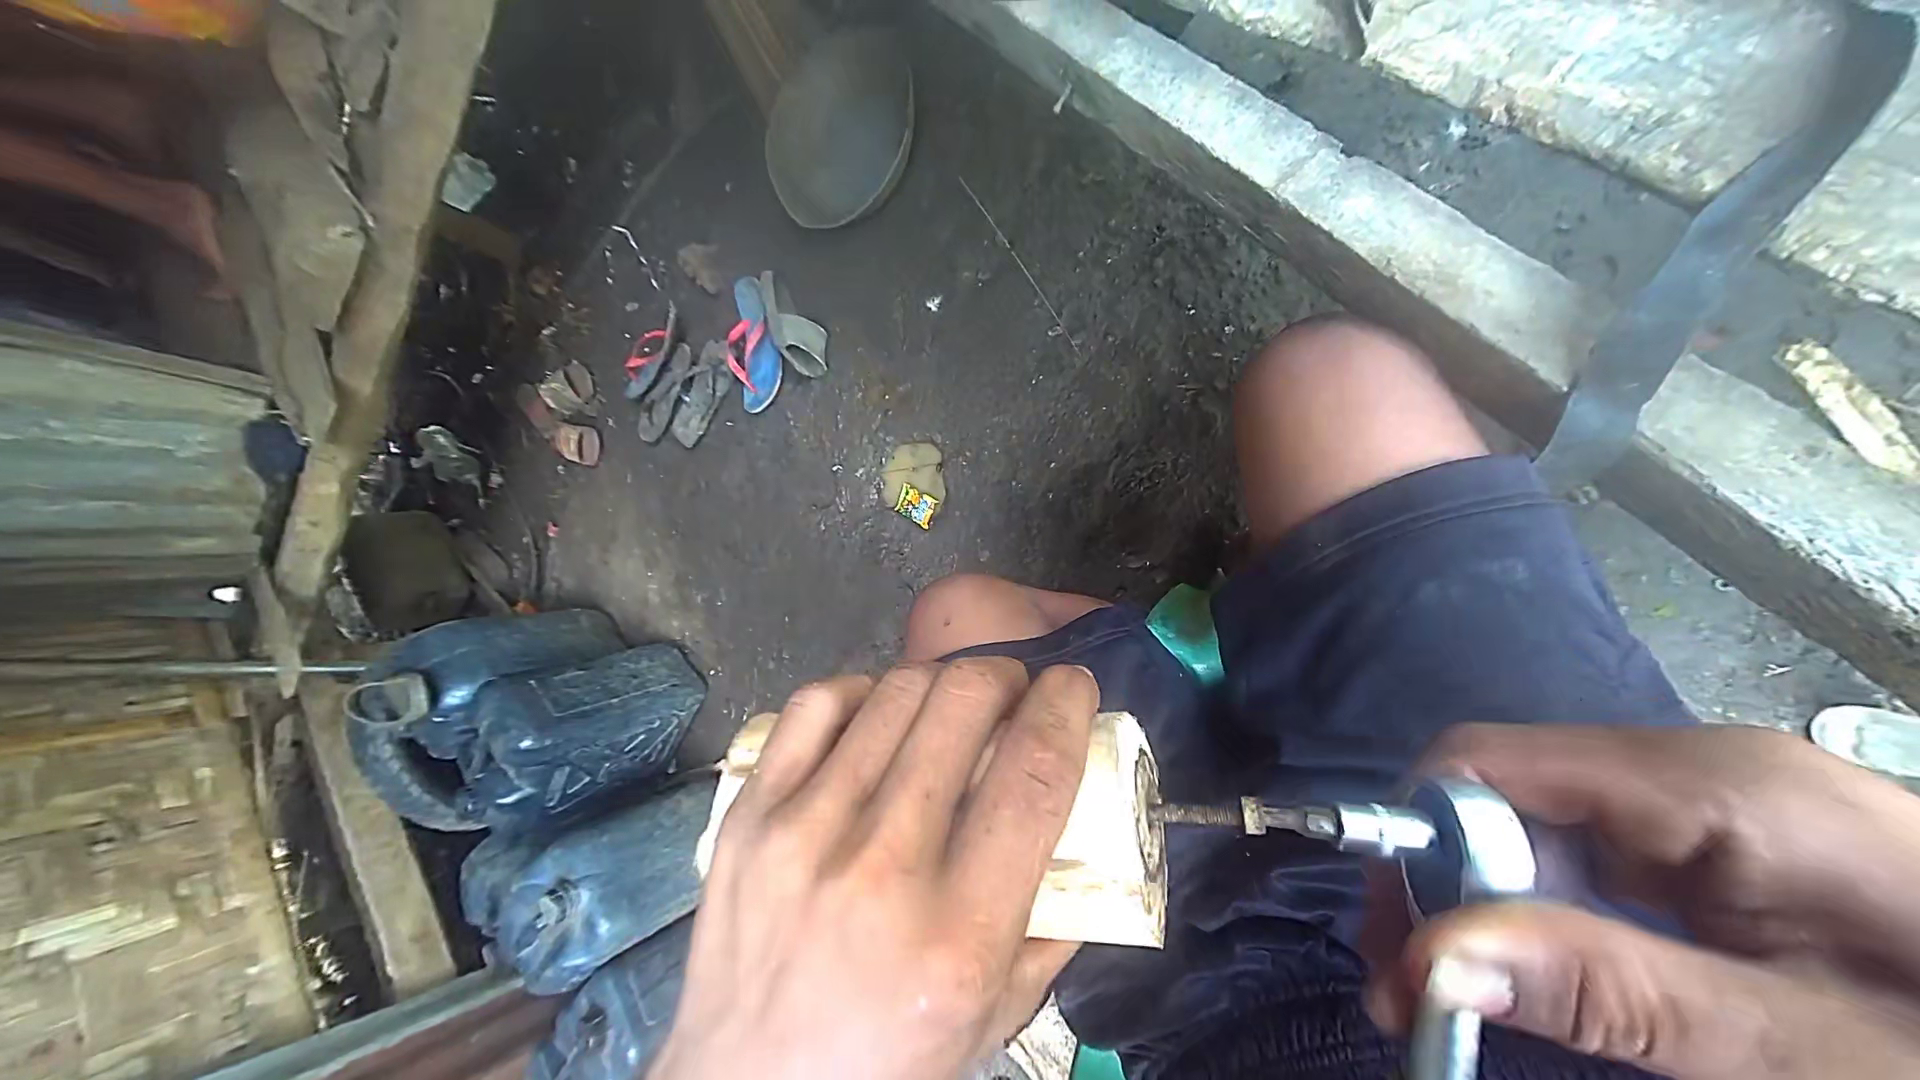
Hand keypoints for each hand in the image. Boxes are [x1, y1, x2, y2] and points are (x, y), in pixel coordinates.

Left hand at [650, 658, 1098, 1079]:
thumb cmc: (887, 1056)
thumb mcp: (995, 1014)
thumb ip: (1053, 922)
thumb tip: (1082, 824)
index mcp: (958, 932)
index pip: (1032, 774)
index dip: (1065, 707)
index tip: (1073, 686)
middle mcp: (881, 867)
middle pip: (961, 705)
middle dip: (1003, 676)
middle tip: (1012, 691)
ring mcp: (804, 829)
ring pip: (894, 692)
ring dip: (942, 678)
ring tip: (952, 700)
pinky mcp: (751, 811)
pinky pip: (817, 704)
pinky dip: (863, 688)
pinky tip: (879, 709)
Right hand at [1365, 723, 1919, 1078]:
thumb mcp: (1813, 1053)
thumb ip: (1612, 991)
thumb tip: (1428, 959)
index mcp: (1703, 782)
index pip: (1480, 763)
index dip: (1416, 839)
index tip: (1396, 942)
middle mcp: (1686, 766)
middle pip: (1500, 795)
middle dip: (1447, 885)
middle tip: (1420, 987)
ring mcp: (1709, 799)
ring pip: (1539, 828)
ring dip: (1493, 903)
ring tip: (1482, 989)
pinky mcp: (1726, 835)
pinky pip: (1595, 854)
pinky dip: (1552, 908)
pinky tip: (1565, 964)